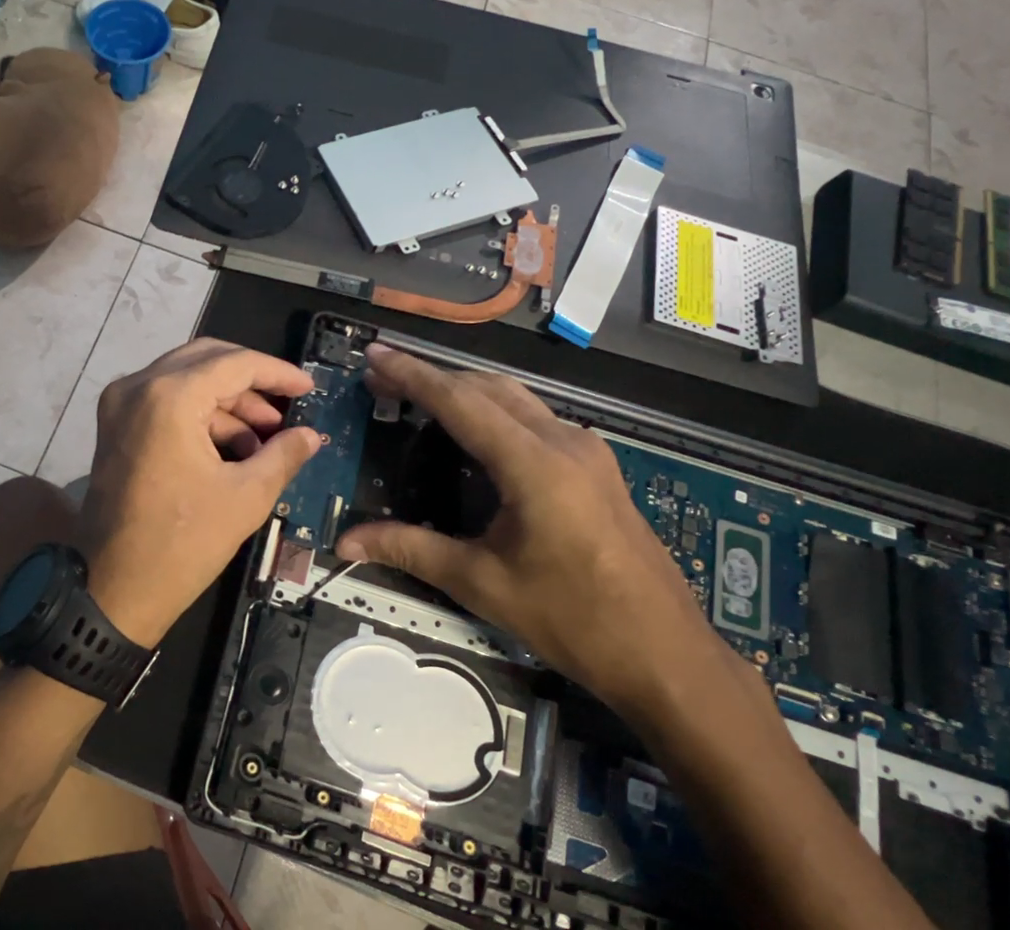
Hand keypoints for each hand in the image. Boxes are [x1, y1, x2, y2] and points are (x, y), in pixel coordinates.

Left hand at [79, 340, 321, 646]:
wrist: (115, 588)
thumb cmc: (183, 543)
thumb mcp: (246, 497)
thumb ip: (283, 455)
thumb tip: (311, 435)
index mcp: (168, 396)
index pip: (234, 363)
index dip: (277, 372)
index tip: (309, 386)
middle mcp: (137, 387)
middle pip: (206, 361)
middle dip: (251, 384)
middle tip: (287, 411)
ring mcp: (119, 406)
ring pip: (185, 381)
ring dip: (227, 404)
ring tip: (266, 442)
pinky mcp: (115, 427)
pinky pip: (165, 403)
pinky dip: (200, 417)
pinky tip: (233, 449)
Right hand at [335, 345, 724, 717]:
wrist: (663, 653)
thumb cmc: (571, 618)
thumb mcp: (481, 583)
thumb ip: (411, 549)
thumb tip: (346, 541)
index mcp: (535, 465)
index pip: (462, 402)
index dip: (413, 375)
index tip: (376, 354)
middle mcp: (565, 443)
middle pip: (489, 388)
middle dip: (434, 377)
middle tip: (384, 378)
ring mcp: (588, 453)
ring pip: (517, 399)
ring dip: (466, 391)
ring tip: (419, 398)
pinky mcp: (598, 468)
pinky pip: (536, 421)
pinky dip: (494, 413)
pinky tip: (472, 435)